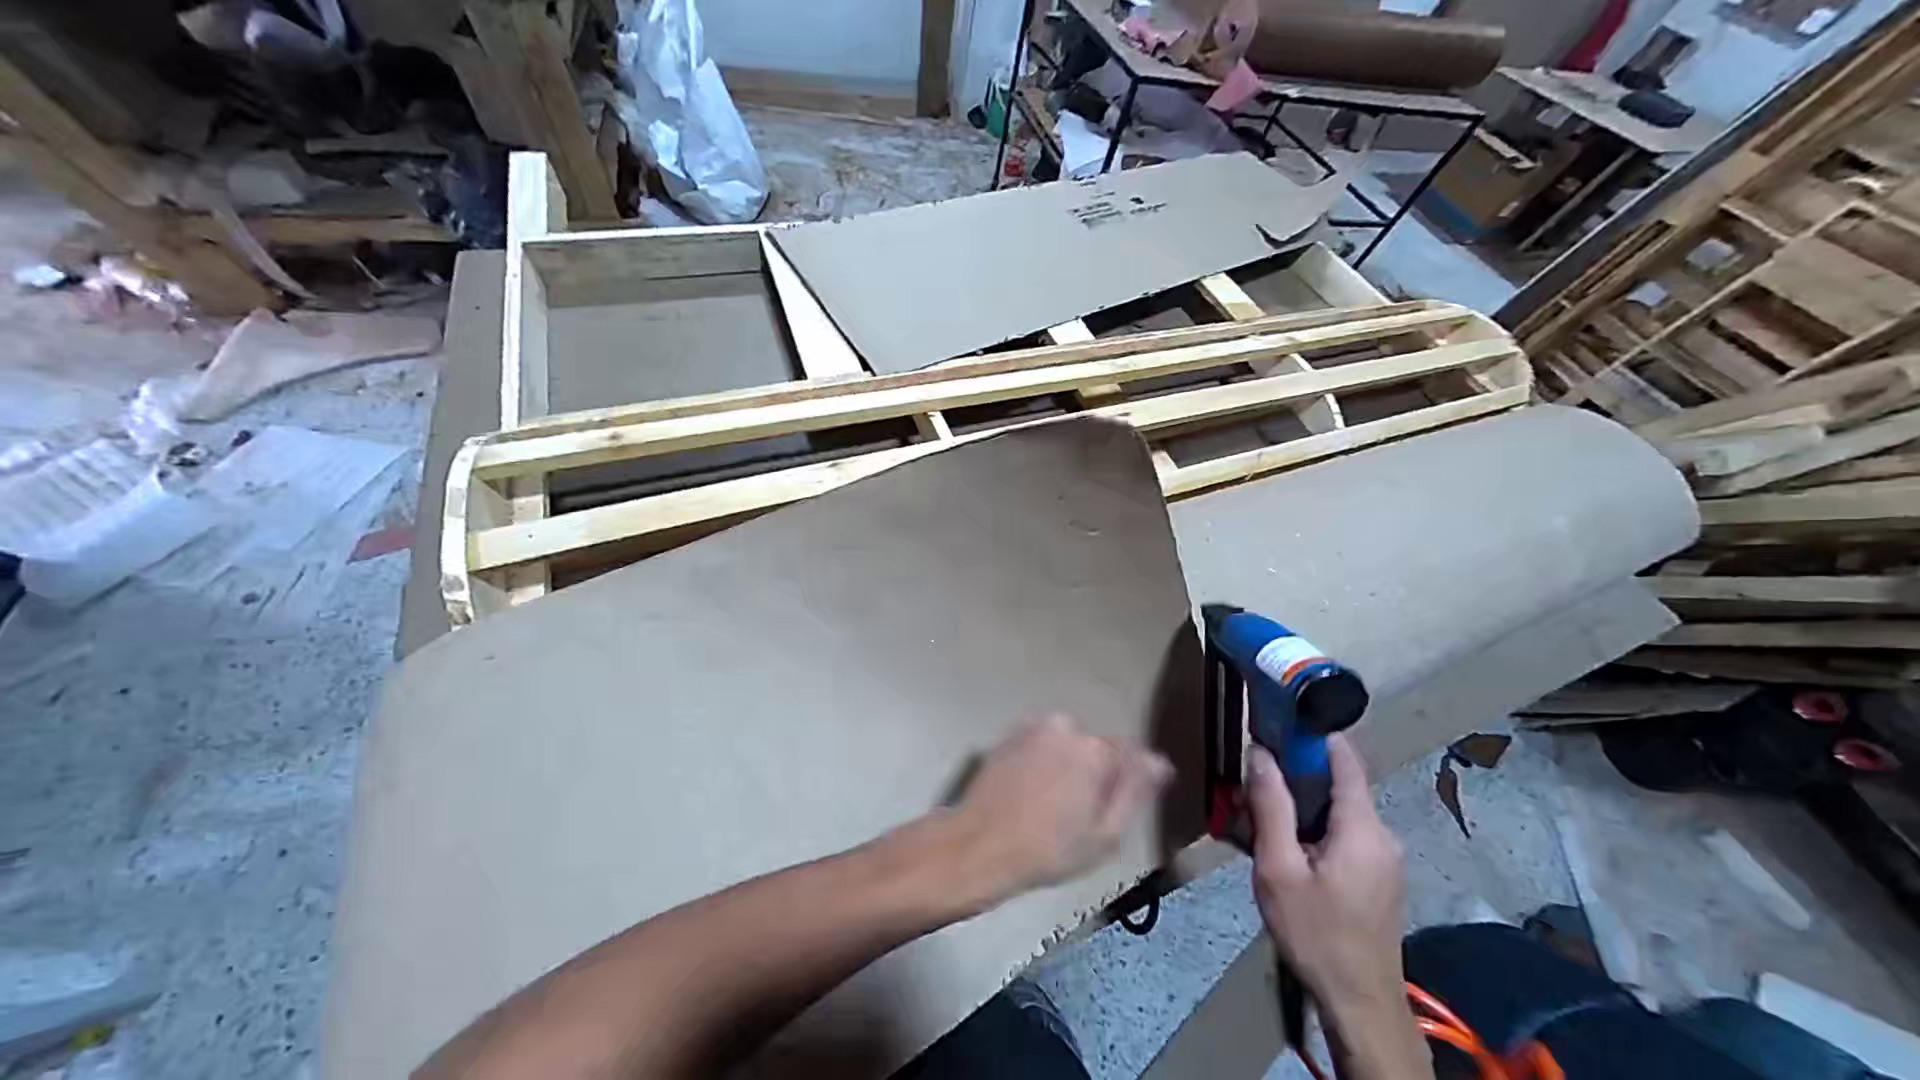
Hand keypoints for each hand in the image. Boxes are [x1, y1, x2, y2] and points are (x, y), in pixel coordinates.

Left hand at [948, 713, 1172, 908]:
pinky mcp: (1007, 737)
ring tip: (1052, 807)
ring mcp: (1032, 728)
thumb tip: (1159, 763)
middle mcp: (1065, 727)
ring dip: (1066, 766)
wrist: (980, 846)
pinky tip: (1031, 795)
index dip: (1126, 782)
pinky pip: (1039, 746)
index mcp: (1095, 749)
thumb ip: (1136, 792)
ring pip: (1066, 746)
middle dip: (1094, 772)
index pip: (1130, 754)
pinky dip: (1041, 763)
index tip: (1114, 807)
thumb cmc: (1049, 850)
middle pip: (1095, 748)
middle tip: (1079, 814)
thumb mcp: (1106, 835)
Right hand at [1247, 734, 1422, 1068]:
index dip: (1310, 734)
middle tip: (1251, 780)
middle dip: (1293, 775)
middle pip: (1336, 783)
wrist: (1360, 1003)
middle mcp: (1382, 833)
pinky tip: (1284, 849)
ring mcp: (1385, 856)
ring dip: (1299, 805)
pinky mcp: (1379, 874)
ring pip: (1337, 809)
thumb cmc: (1315, 933)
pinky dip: (1312, 827)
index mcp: (1363, 826)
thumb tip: (1260, 753)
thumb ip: (1270, 806)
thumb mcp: (1279, 868)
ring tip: (1259, 818)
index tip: (1273, 721)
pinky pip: (1343, 832)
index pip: (1343, 757)